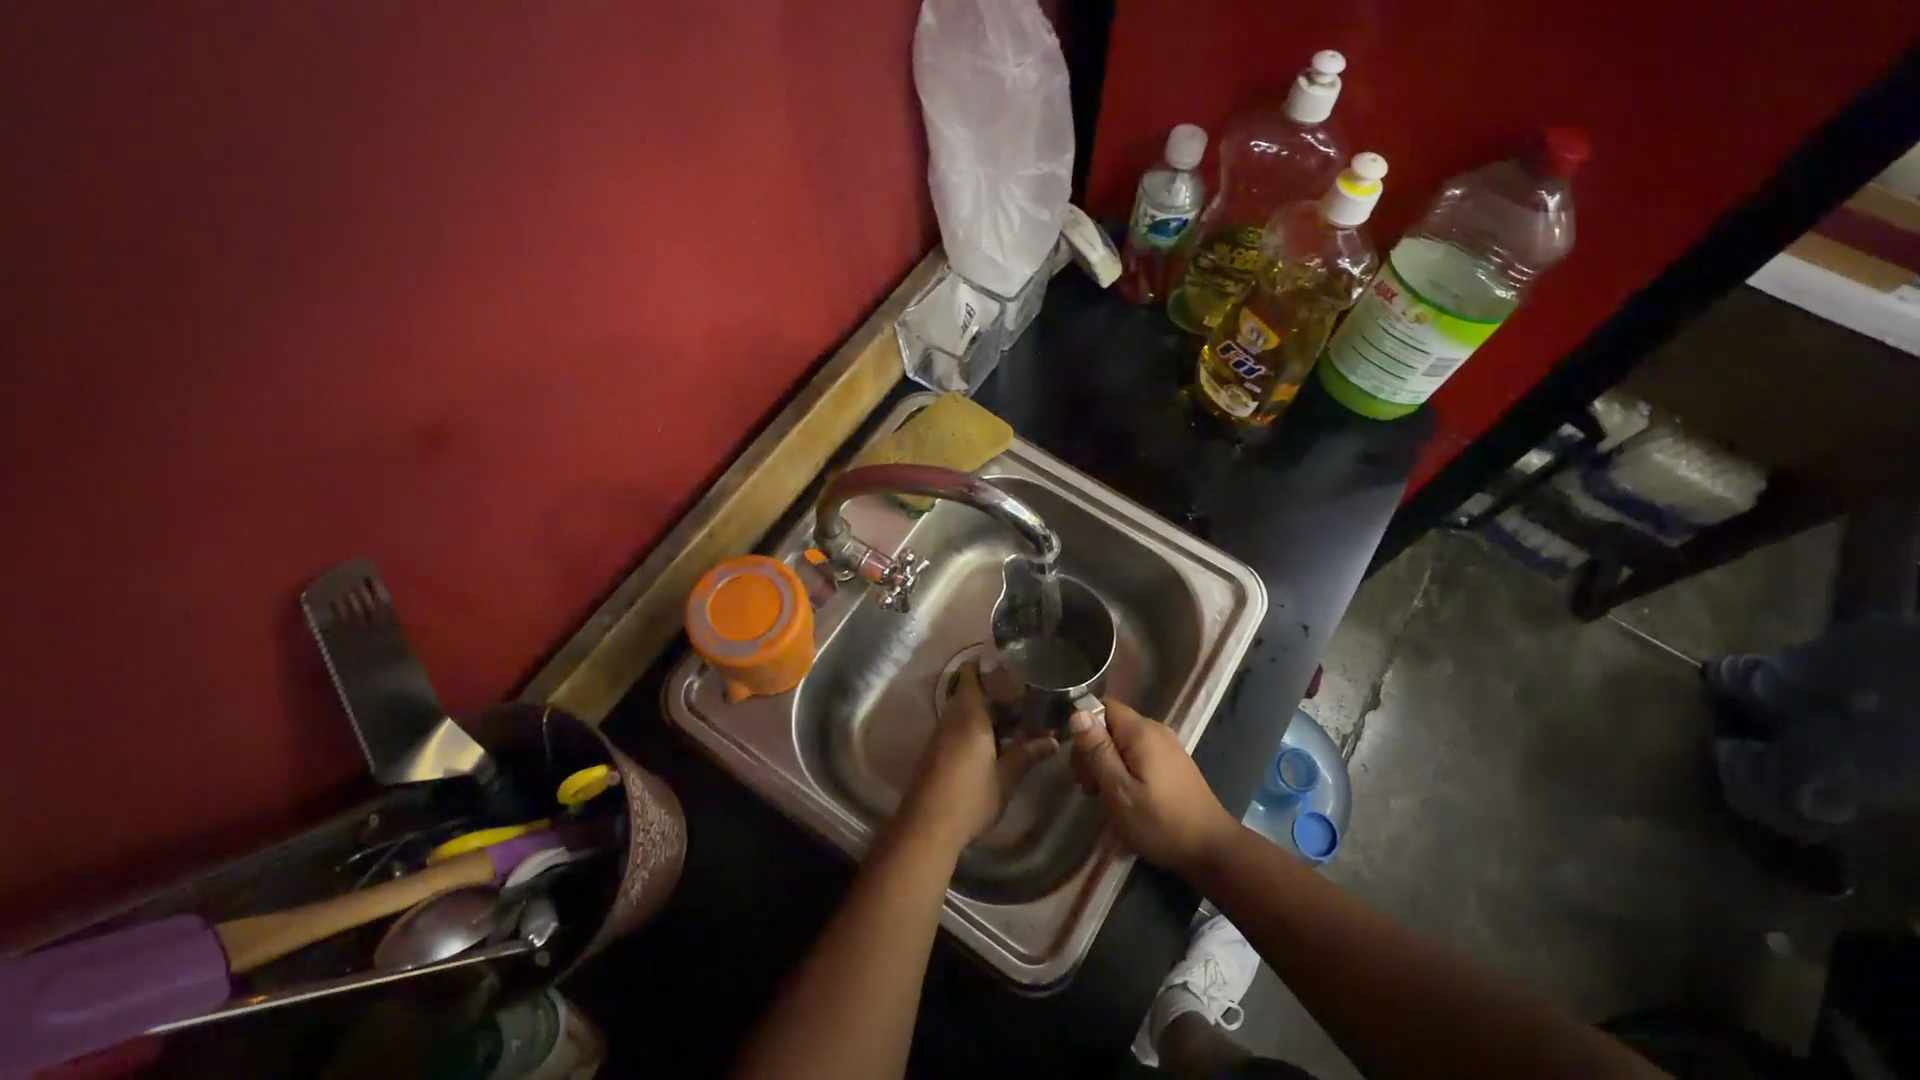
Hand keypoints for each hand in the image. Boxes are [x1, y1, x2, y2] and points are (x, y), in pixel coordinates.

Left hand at [897, 662, 1057, 850]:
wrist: (927, 828)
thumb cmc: (970, 797)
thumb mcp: (1006, 777)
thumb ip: (1028, 755)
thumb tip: (1053, 740)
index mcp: (969, 716)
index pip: (971, 675)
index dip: (987, 664)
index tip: (1010, 661)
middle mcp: (951, 720)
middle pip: (969, 693)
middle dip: (994, 691)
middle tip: (1025, 692)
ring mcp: (940, 737)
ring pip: (964, 713)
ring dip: (985, 712)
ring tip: (1017, 716)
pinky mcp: (935, 754)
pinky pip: (958, 729)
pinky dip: (976, 728)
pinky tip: (996, 741)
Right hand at [1068, 699, 1238, 875]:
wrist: (1210, 848)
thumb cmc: (1159, 822)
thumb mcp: (1119, 790)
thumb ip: (1097, 751)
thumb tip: (1077, 713)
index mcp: (1140, 731)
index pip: (1102, 706)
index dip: (1084, 727)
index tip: (1080, 762)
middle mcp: (1155, 730)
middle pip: (1111, 724)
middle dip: (1093, 750)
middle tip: (1091, 788)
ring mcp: (1167, 746)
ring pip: (1123, 741)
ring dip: (1107, 763)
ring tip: (1107, 797)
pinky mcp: (1173, 763)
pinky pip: (1138, 753)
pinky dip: (1125, 769)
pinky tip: (1127, 796)